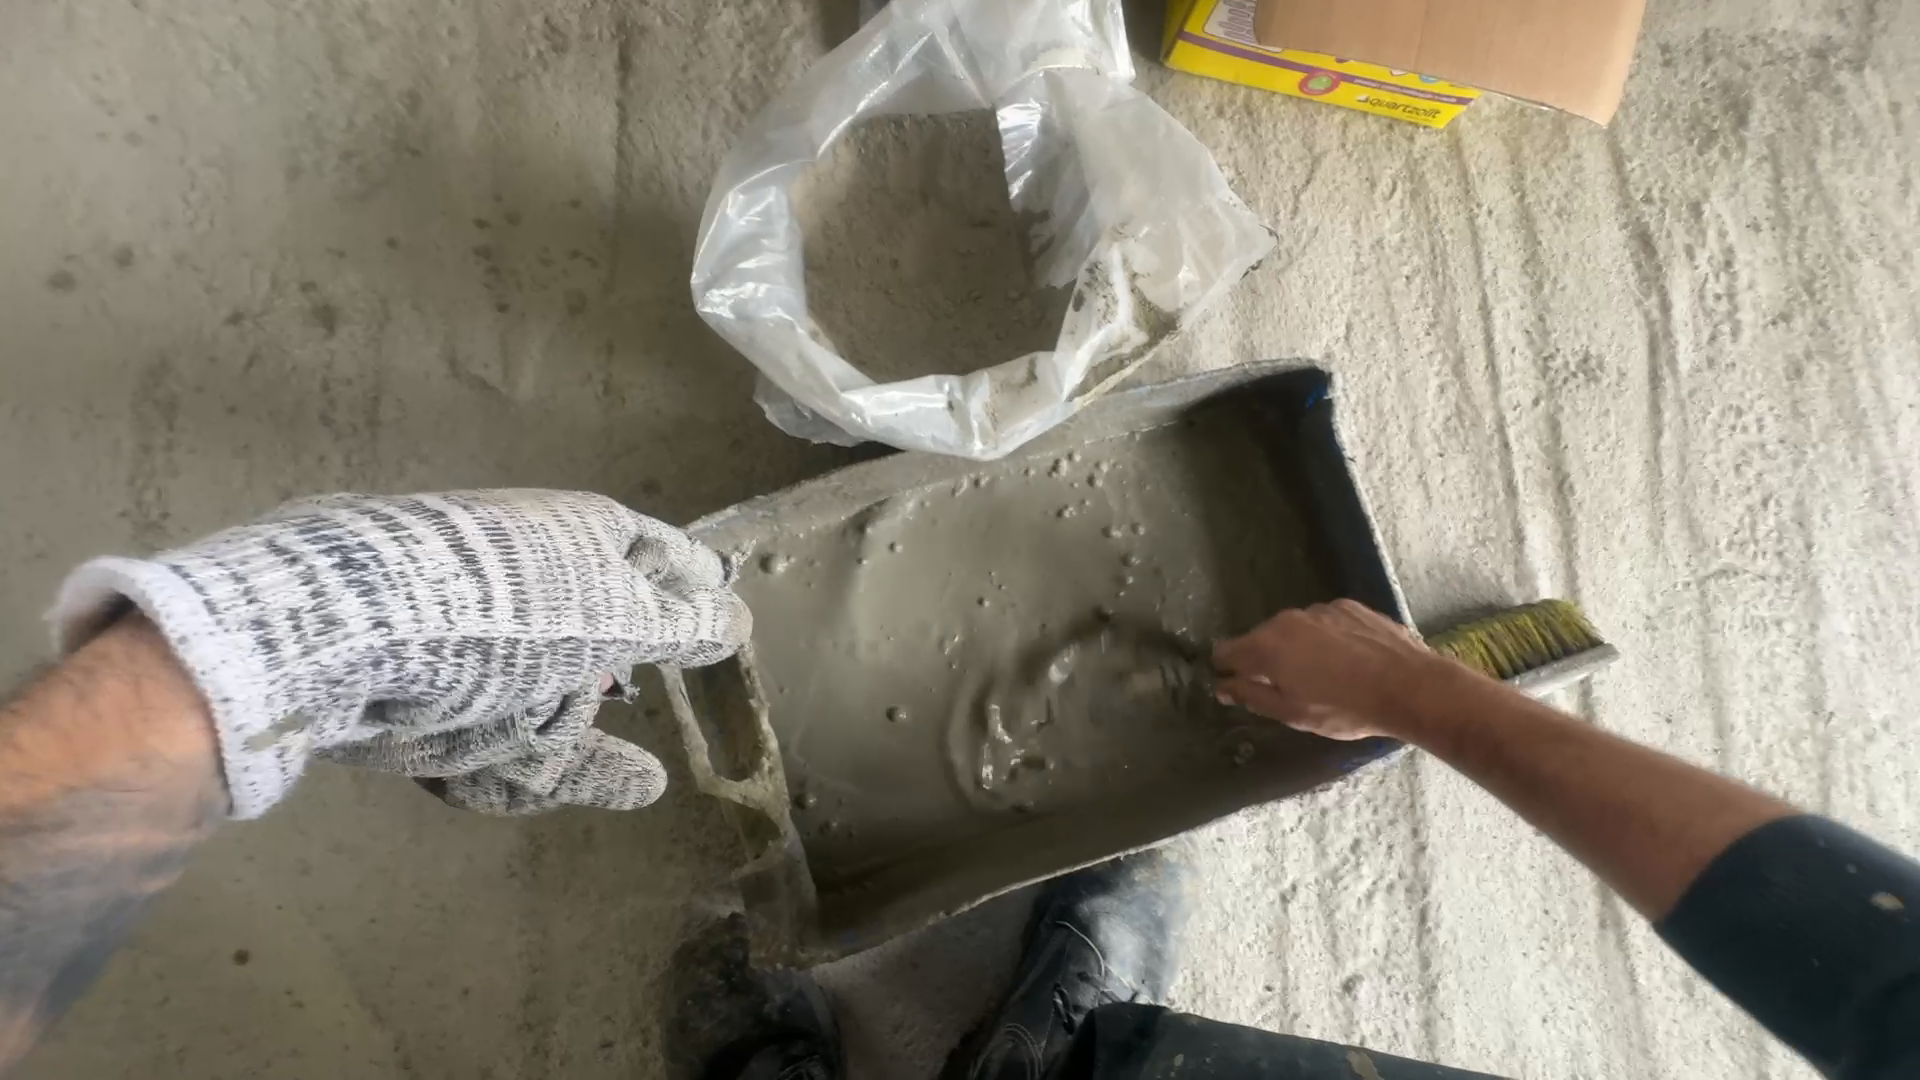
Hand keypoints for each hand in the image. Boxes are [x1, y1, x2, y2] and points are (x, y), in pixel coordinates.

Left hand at [51, 491, 749, 817]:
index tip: (722, 587)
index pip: (657, 550)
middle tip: (651, 693)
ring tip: (635, 780)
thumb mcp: (617, 615)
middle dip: (626, 671)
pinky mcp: (435, 702)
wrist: (341, 640)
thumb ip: (684, 624)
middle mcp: (534, 588)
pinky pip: (500, 743)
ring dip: (584, 742)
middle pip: (601, 631)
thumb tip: (742, 617)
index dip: (693, 572)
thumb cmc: (510, 608)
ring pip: (550, 699)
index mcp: (580, 542)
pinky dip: (536, 774)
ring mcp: (481, 648)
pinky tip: (598, 797)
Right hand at [1211, 599, 1441, 740]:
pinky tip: (1350, 659)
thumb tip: (1222, 685)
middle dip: (1266, 659)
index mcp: (1266, 646)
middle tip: (1289, 686)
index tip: (1238, 684)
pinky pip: (1326, 622)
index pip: (1226, 651)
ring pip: (1295, 629)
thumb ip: (1251, 696)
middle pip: (1261, 638)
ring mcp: (1320, 609)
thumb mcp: (1292, 713)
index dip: (1227, 668)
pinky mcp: (1350, 606)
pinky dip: (1329, 638)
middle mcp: (1286, 620)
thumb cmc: (1344, 707)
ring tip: (1326, 673)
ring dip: (1299, 647)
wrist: (1412, 687)